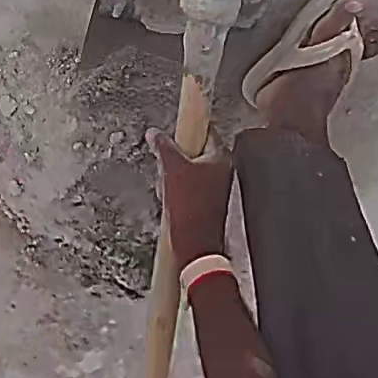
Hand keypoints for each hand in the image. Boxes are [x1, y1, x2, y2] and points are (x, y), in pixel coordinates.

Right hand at [150, 129, 232, 268]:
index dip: (188, 129)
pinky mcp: (207, 203)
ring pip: (188, 169)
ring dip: (173, 175)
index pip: (205, 130)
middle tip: (166, 166)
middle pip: (194, 150)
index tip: (175, 131)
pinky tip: (169, 199)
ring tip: (167, 186)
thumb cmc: (190, 207)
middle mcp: (222, 171)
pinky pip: (188, 186)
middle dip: (175, 157)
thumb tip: (154, 133)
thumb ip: (163, 146)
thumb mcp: (171, 168)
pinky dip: (176, 189)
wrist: (195, 248)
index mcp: (220, 158)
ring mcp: (215, 188)